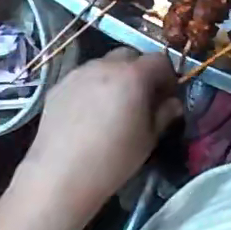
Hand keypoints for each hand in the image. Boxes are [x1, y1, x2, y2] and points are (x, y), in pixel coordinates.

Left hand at [15, 49, 182, 227]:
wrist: (61, 174)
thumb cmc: (113, 159)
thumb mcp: (148, 139)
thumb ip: (164, 114)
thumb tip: (172, 103)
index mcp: (133, 75)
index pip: (159, 60)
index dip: (167, 77)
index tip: (167, 97)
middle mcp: (104, 65)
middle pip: (129, 56)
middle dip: (140, 71)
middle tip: (141, 99)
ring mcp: (78, 73)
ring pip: (103, 64)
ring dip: (114, 77)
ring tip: (112, 107)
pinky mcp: (58, 85)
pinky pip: (82, 78)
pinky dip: (92, 87)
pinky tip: (88, 114)